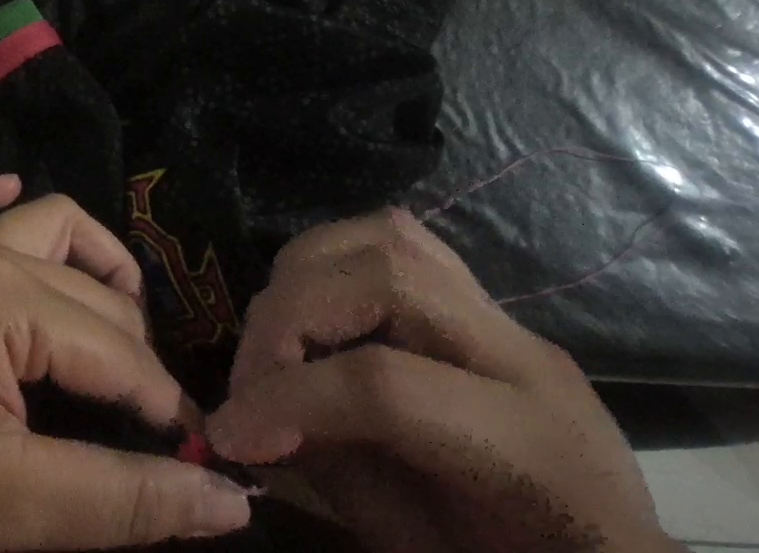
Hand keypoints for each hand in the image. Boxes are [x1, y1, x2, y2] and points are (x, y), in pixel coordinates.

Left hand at [0, 183, 251, 552]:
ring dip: (89, 261)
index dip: (168, 413)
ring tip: (123, 321)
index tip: (202, 467)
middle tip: (154, 428)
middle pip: (91, 292)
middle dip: (135, 354)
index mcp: (5, 297)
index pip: (120, 353)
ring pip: (40, 226)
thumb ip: (122, 501)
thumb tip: (229, 503)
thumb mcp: (10, 509)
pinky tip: (11, 202)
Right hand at [208, 208, 678, 552]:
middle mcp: (524, 357)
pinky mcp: (480, 300)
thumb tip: (253, 412)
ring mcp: (505, 316)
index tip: (226, 432)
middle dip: (286, 320)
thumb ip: (336, 468)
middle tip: (247, 380)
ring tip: (274, 339)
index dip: (287, 399)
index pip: (385, 385)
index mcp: (531, 447)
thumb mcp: (419, 548)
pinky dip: (332, 260)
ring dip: (303, 276)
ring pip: (386, 237)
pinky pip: (395, 241)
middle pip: (385, 278)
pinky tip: (310, 309)